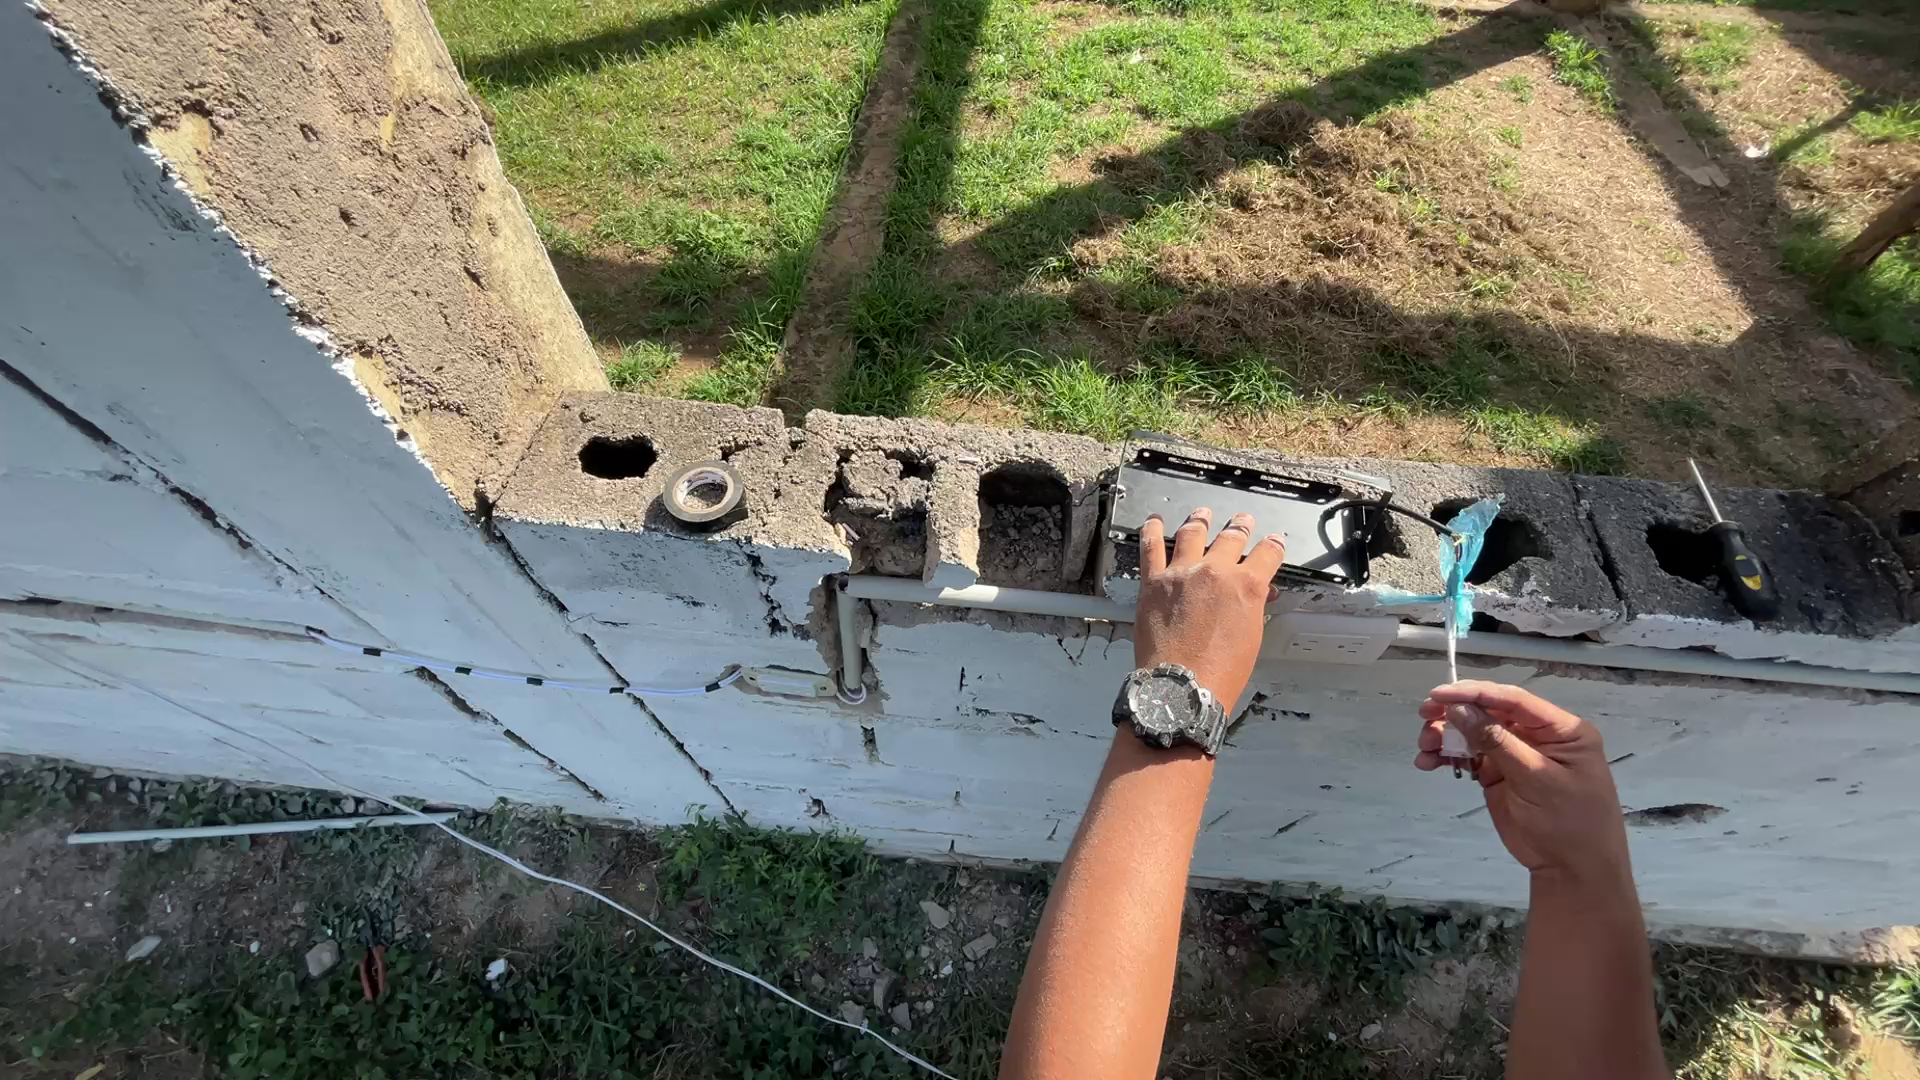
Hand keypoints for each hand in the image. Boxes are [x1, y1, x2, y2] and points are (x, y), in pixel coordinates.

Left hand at [1133, 509, 1285, 706]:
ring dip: (1199, 520)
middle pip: (1231, 538)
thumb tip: (1255, 596)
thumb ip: (1252, 607)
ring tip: (1202, 513)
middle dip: (1240, 527)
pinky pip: (1151, 547)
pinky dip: (1151, 530)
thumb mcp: (1250, 637)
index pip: (1267, 554)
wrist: (1182, 684)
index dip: (1273, 545)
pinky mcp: (1153, 581)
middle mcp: (1215, 572)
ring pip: (1192, 533)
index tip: (1273, 541)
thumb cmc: (1219, 671)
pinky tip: (1153, 520)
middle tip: (1242, 520)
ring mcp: (1182, 573)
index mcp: (1247, 586)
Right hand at [1416, 681, 1630, 886]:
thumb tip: (1457, 708)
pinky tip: (1428, 763)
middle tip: (1424, 717)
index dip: (1473, 693)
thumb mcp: (1535, 779)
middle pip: (1487, 711)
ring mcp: (1515, 753)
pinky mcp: (1497, 770)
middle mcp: (1537, 736)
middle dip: (1453, 713)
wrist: (1572, 871)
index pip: (1513, 700)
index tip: (1437, 695)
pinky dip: (1445, 756)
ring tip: (1425, 749)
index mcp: (1561, 731)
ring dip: (1444, 736)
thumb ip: (1496, 741)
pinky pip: (1465, 753)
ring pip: (1471, 731)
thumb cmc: (1568, 823)